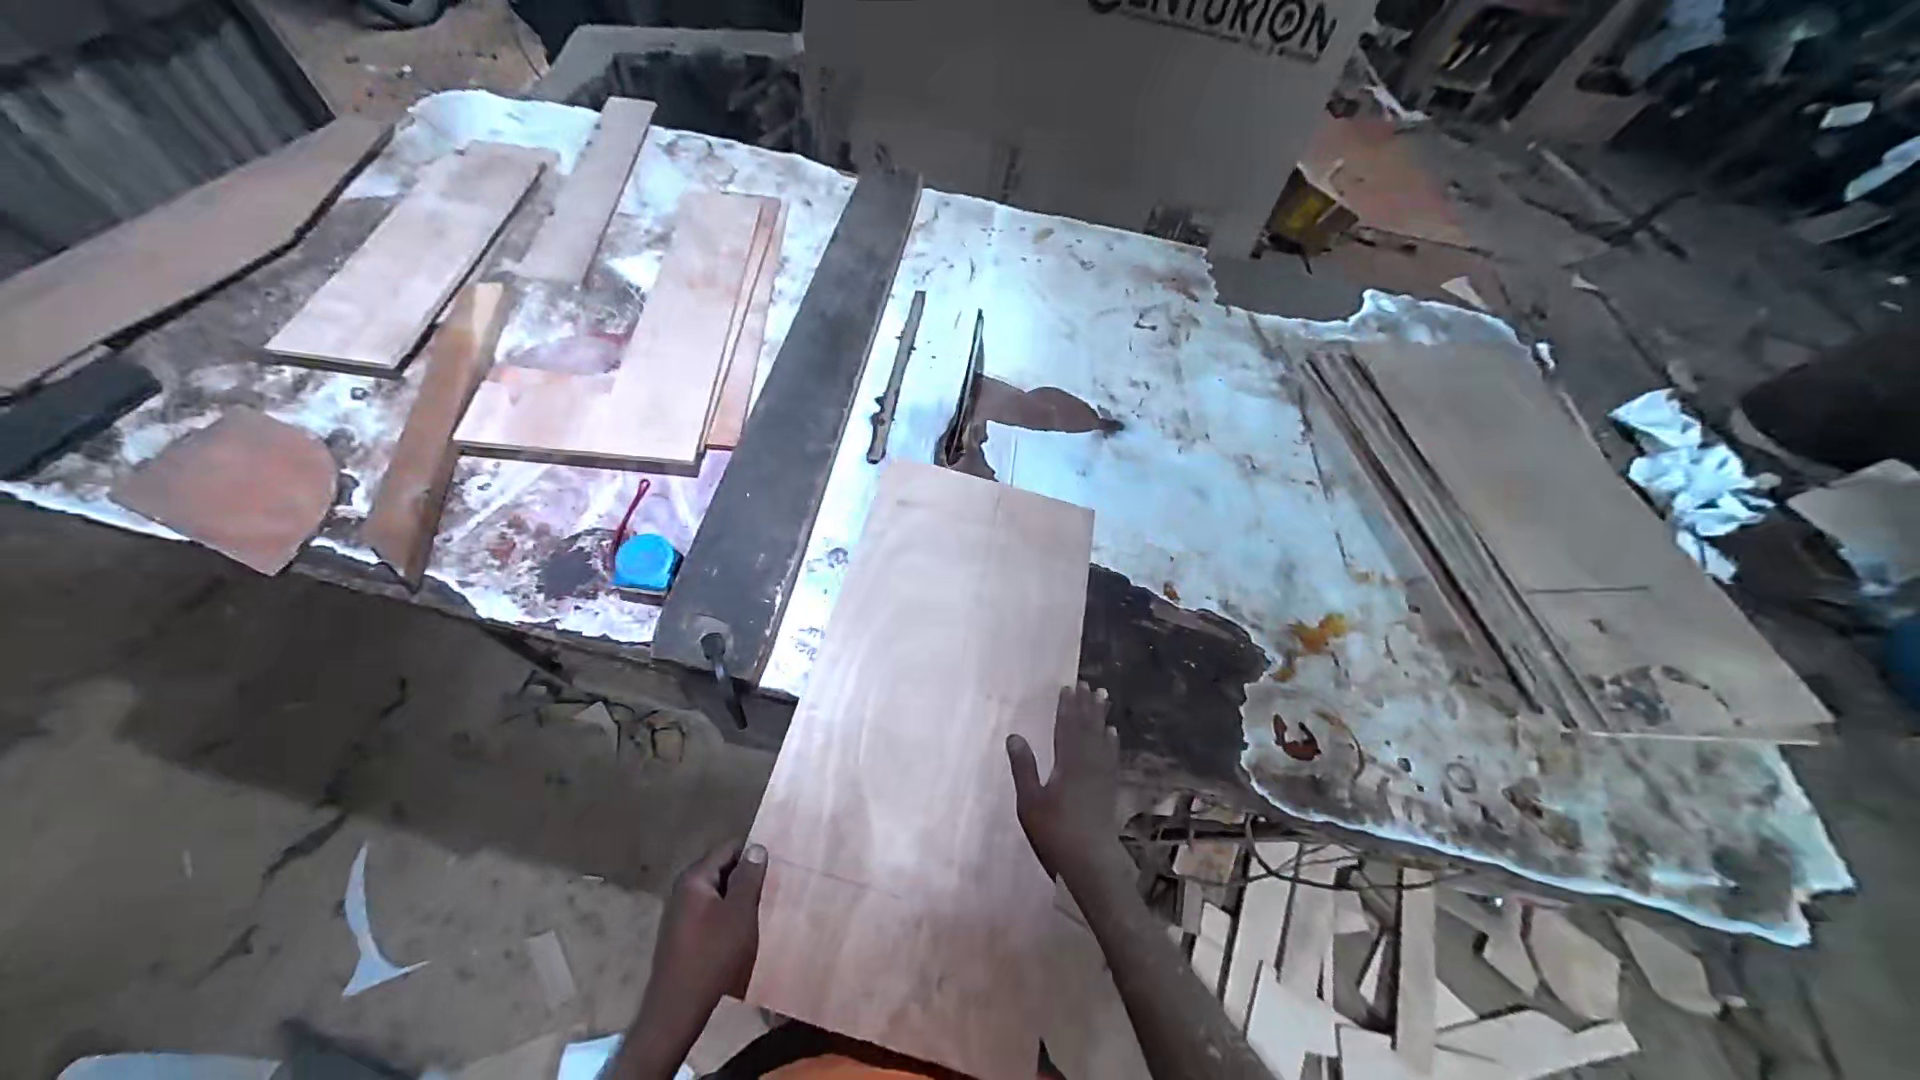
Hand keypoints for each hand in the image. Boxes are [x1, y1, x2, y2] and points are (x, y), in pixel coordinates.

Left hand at [649, 838, 767, 1006]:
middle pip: (722, 869)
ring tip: (762, 907)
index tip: (776, 862)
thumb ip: (749, 876)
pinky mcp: (682, 934)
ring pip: (718, 892)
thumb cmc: (713, 955)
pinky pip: (710, 912)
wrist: (677, 1009)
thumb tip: (756, 847)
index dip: (753, 852)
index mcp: (694, 878)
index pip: (728, 848)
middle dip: (747, 875)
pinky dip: (727, 915)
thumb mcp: (740, 912)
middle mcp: (683, 890)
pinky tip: (742, 930)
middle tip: (773, 885)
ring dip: (738, 897)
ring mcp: (680, 913)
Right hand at [1006, 683, 1121, 889]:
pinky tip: (1112, 733)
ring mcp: (1102, 774)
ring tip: (1102, 697)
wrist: (1091, 860)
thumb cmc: (1055, 831)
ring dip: (1100, 716)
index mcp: (1067, 762)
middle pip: (1087, 726)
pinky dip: (1111, 740)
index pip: (1067, 726)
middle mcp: (1088, 762)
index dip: (1067, 706)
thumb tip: (1014, 736)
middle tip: (1087, 684)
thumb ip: (1023, 767)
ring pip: (1102, 737)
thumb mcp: (1030, 801)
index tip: (1068, 687)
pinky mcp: (1110, 786)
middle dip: (1086, 704)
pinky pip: (1111, 754)